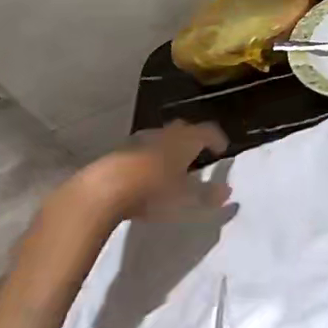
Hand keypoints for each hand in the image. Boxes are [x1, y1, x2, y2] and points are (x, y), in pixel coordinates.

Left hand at [61, 120, 231, 223]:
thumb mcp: (186, 198)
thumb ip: (207, 194)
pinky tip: (141, 175)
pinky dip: (145, 159)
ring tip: (168, 164)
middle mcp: (164, 135)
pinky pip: (137, 151)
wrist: (100, 192)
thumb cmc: (153, 190)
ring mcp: (136, 142)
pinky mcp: (114, 155)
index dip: (217, 139)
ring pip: (158, 139)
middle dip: (191, 139)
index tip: (221, 149)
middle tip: (196, 152)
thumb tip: (227, 191)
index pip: (208, 131)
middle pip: (182, 130)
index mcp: (186, 140)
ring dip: (166, 148)